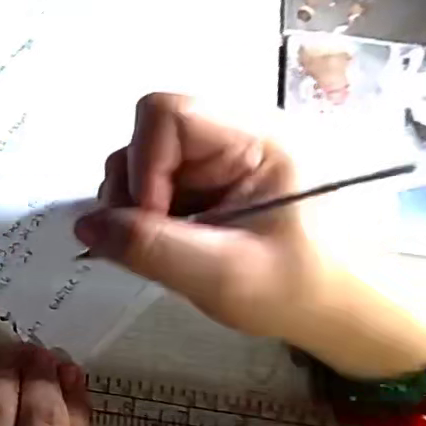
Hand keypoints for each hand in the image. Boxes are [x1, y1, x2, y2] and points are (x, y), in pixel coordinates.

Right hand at [75, 92, 425, 378]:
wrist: (341, 309)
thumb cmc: (299, 290)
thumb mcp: (223, 275)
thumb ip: (150, 249)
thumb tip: (85, 224)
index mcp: (255, 138)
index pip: (165, 115)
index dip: (143, 168)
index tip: (154, 224)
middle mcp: (234, 135)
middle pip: (147, 136)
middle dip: (133, 192)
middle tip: (151, 242)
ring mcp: (220, 159)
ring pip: (144, 163)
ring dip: (135, 208)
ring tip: (166, 249)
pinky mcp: (210, 183)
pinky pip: (155, 187)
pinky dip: (147, 219)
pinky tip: (173, 247)